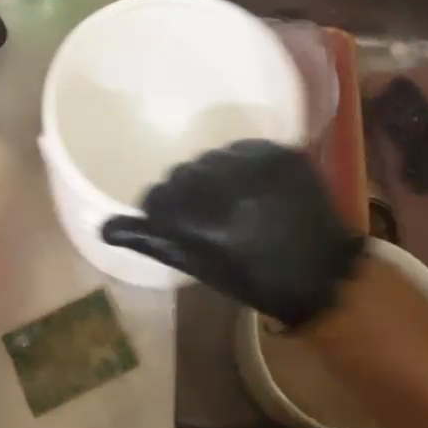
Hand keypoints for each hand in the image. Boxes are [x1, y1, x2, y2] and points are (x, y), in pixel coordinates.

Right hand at [101, 140, 365, 328]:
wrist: (323, 274)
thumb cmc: (254, 279)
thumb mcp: (197, 264)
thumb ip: (151, 240)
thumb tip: (104, 227)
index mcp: (202, 220)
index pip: (157, 197)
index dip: (162, 209)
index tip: (175, 222)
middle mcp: (225, 185)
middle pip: (183, 173)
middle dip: (188, 192)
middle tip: (206, 213)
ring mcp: (257, 165)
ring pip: (211, 158)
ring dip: (214, 176)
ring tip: (233, 200)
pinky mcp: (280, 152)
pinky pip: (243, 149)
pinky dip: (242, 165)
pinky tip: (253, 186)